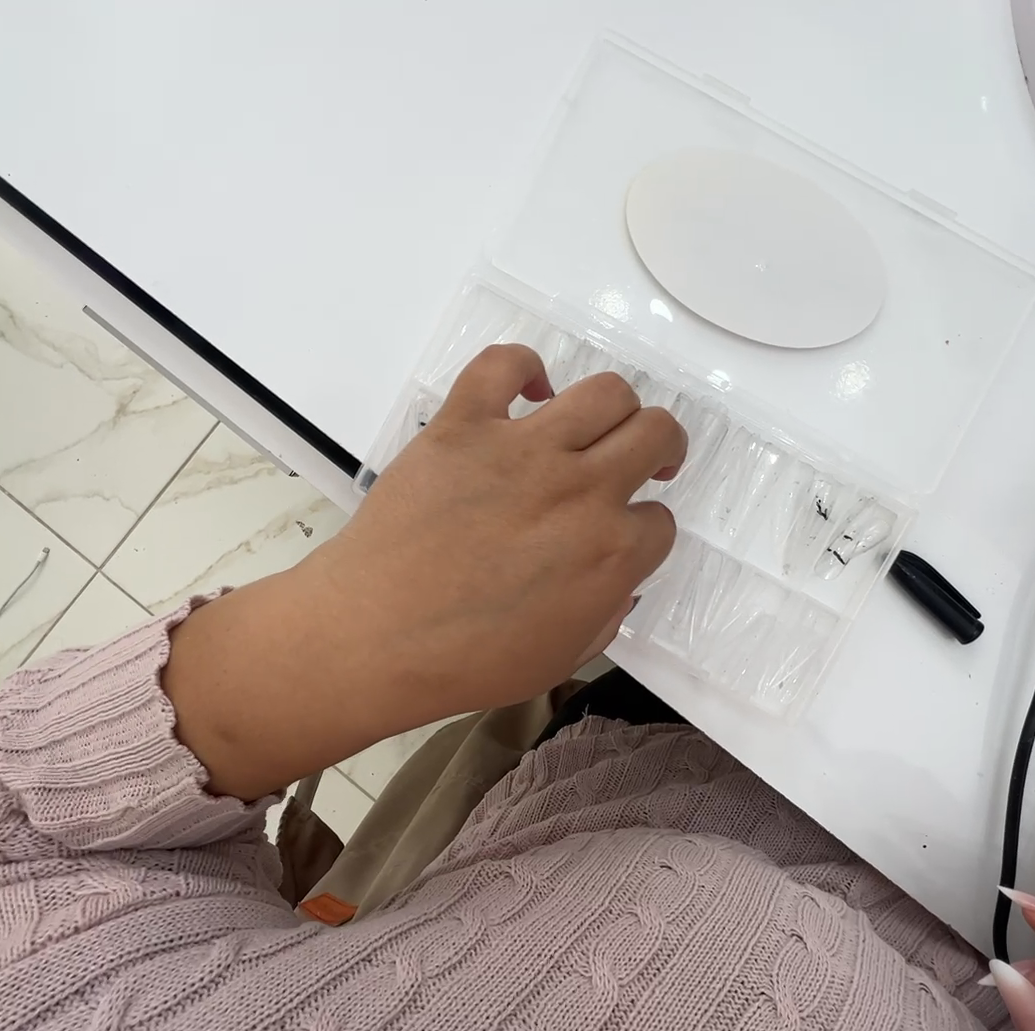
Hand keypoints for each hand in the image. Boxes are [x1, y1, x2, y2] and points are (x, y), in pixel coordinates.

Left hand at [164, 344, 685, 798]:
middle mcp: (581, 489)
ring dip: (616, 408)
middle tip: (643, 462)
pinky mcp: (464, 424)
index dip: (644, 530)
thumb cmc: (466, 661)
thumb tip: (617, 582)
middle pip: (656, 434)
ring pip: (605, 392)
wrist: (373, 637)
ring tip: (597, 426)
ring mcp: (522, 449)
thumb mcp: (560, 659)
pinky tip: (528, 391)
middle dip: (662, 449)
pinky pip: (503, 365)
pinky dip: (523, 367)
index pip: (660, 521)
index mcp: (611, 553)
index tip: (622, 537)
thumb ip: (605, 615)